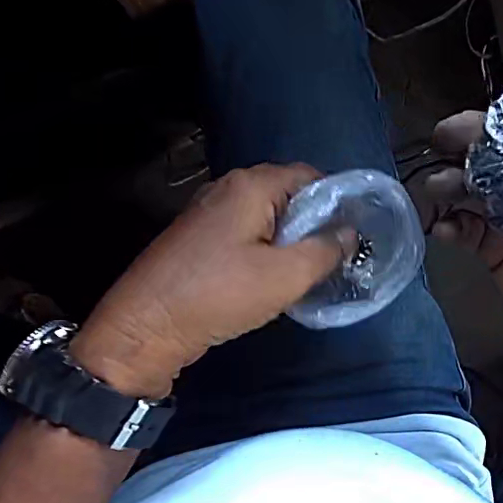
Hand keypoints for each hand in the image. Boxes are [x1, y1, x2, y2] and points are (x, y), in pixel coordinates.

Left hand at [70, 163, 347, 397]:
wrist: (148, 327)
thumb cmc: (220, 294)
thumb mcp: (287, 276)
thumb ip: (326, 250)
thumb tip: (349, 234)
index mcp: (250, 186)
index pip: (310, 175)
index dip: (337, 201)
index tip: (354, 234)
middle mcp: (228, 189)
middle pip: (289, 196)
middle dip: (316, 224)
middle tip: (336, 258)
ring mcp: (210, 214)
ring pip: (269, 218)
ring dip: (292, 242)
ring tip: (310, 272)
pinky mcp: (201, 240)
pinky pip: (248, 235)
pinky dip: (268, 251)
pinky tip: (276, 280)